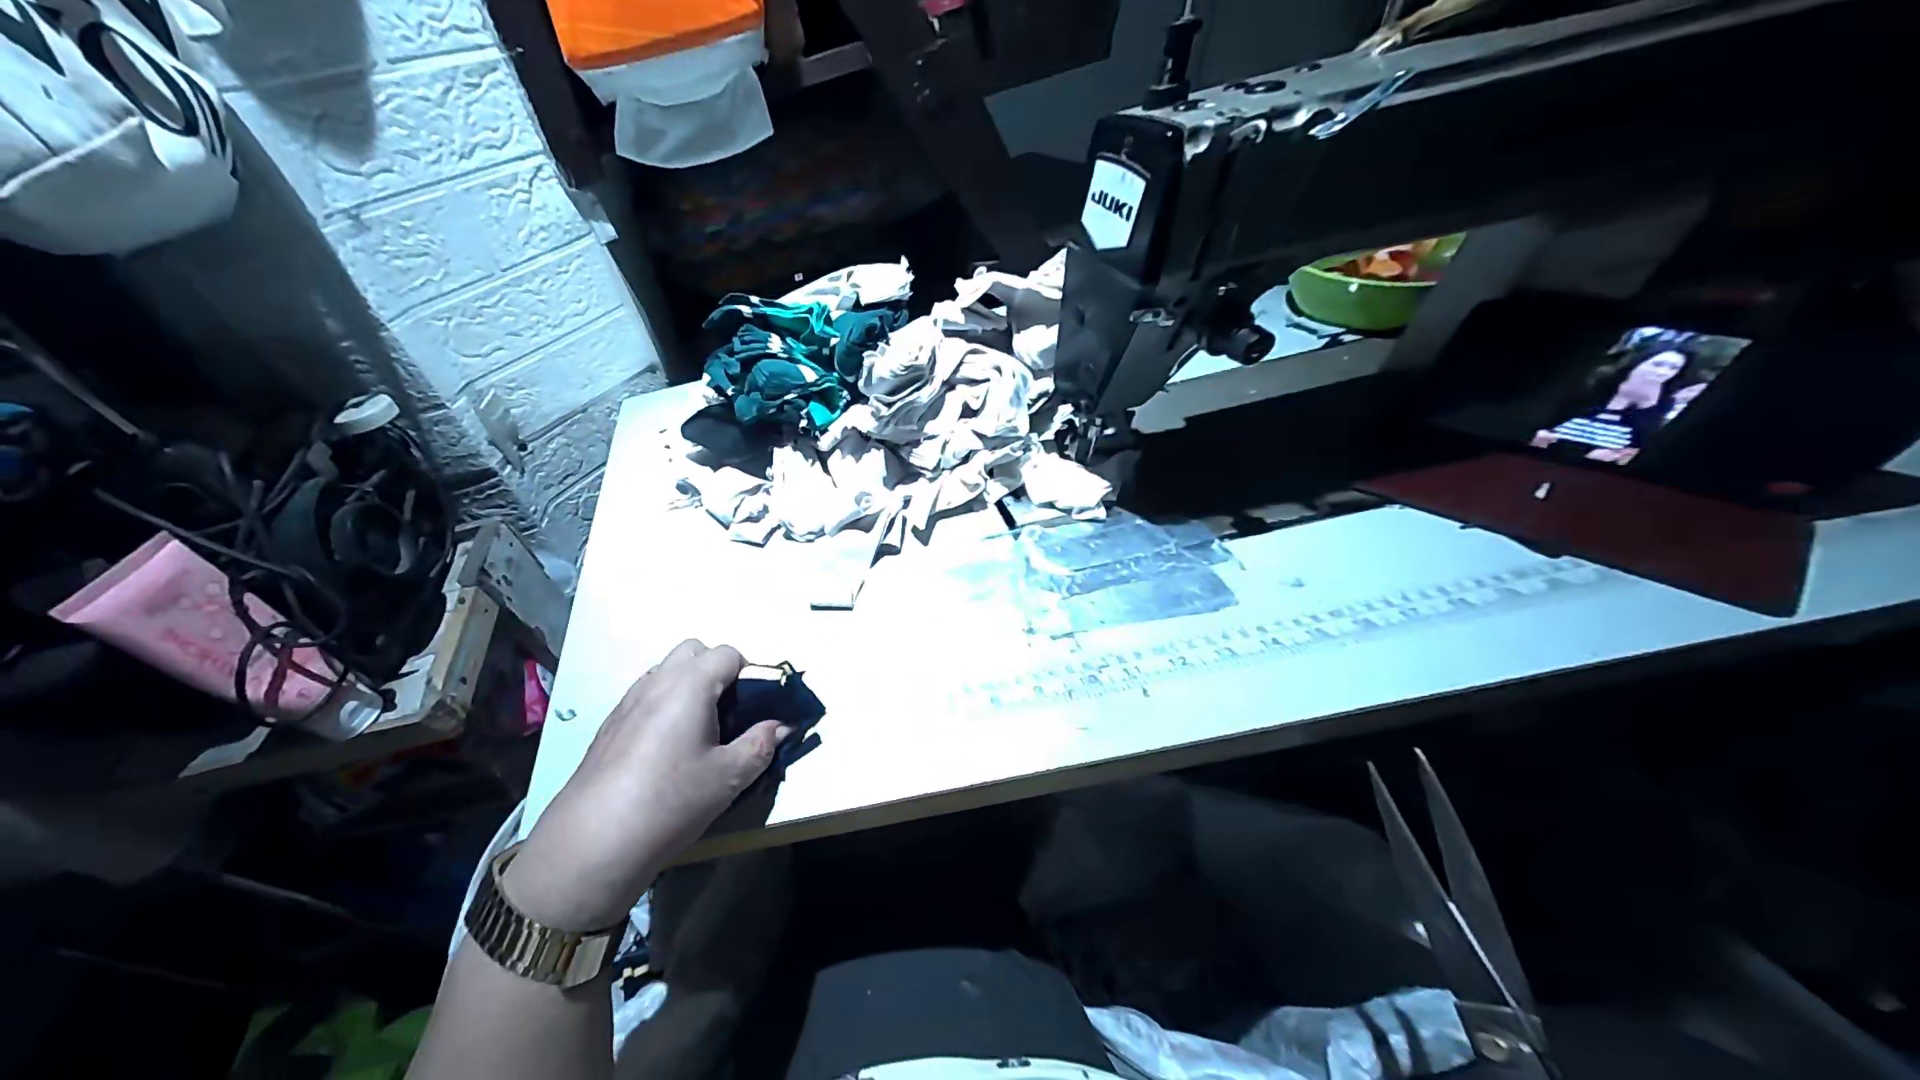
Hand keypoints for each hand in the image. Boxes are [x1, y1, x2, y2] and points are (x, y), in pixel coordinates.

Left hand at [503, 640, 788, 930]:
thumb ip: (760, 744)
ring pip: (666, 673)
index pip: (727, 653)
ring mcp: (628, 702)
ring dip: (690, 688)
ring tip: (701, 734)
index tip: (757, 708)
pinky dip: (665, 707)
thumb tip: (781, 726)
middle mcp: (656, 682)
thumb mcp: (729, 776)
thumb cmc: (671, 800)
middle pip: (693, 651)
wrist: (592, 843)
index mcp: (689, 685)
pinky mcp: (610, 726)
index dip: (750, 674)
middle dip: (717, 671)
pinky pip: (647, 698)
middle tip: (729, 713)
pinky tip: (669, 751)